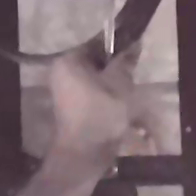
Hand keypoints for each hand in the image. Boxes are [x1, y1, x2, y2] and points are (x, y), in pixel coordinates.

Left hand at [48, 46, 137, 167]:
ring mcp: (63, 91)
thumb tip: (133, 43)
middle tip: (133, 75)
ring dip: (113, 83)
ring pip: (95, 79)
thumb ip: (124, 61)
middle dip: (116, 67)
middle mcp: (60, 73)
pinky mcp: (70, 107)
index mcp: (67, 62)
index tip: (136, 50)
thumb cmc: (100, 113)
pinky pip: (91, 93)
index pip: (95, 43)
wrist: (83, 153)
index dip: (118, 46)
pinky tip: (121, 105)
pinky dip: (106, 96)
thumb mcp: (118, 83)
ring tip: (129, 92)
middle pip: (95, 62)